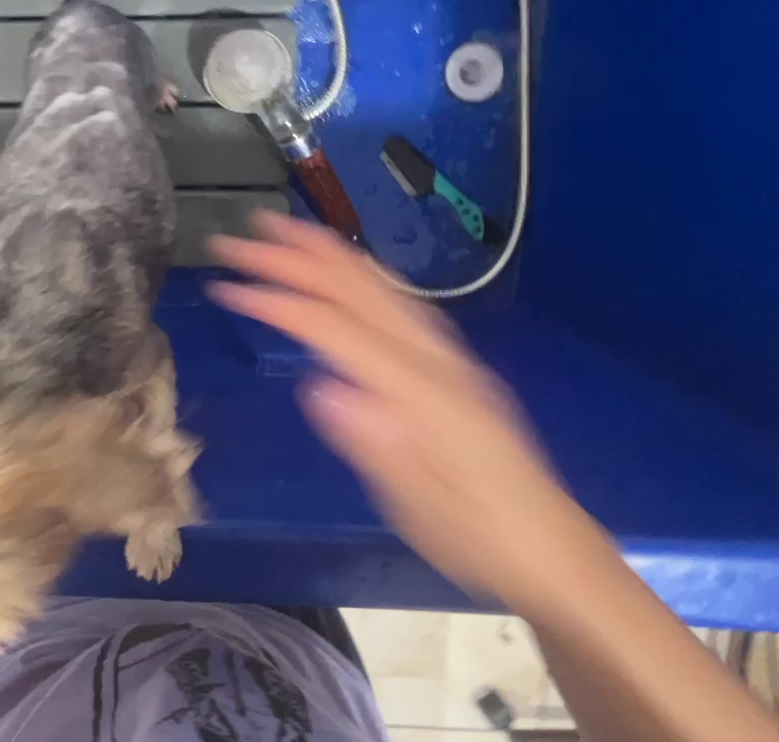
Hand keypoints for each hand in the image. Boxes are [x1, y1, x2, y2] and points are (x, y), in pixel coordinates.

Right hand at [207, 212, 611, 612]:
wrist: (552, 548)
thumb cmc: (478, 536)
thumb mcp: (421, 508)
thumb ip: (376, 445)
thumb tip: (322, 387)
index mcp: (420, 390)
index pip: (335, 329)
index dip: (277, 302)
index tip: (226, 289)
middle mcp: (432, 356)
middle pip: (355, 290)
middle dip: (293, 256)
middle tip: (240, 237)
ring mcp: (445, 353)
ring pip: (378, 285)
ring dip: (325, 252)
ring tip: (282, 229)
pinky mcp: (449, 361)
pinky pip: (395, 298)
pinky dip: (356, 271)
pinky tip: (342, 270)